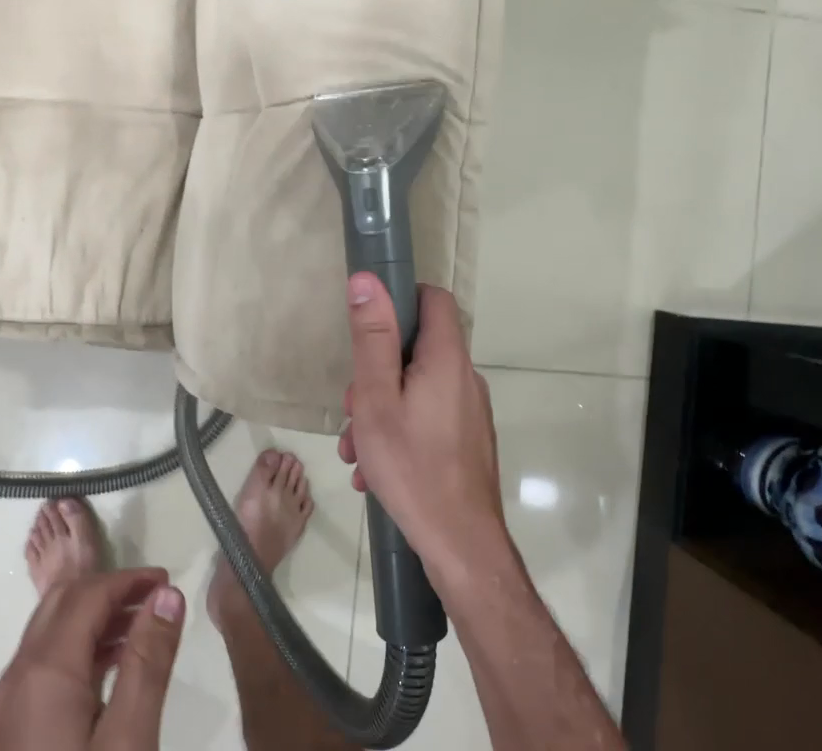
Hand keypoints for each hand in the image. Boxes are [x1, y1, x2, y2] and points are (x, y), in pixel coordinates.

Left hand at [0, 569, 186, 750]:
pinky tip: (110, 670)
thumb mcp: (129, 740)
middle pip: (62, 604)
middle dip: (111, 590)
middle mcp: (18, 676)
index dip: (129, 579)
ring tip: (144, 629)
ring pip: (49, 631)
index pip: (88, 595)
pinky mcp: (7, 729)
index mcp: (46, 671)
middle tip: (159, 599)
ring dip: (95, 616)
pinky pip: (43, 662)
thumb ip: (147, 663)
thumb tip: (167, 595)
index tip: (170, 582)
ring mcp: (7, 704)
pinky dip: (79, 646)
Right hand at [337, 273, 504, 573]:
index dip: (401, 298)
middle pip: (418, 349)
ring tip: (357, 449)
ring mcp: (470, 412)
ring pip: (417, 389)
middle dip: (376, 372)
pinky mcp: (467, 440)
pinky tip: (375, 470)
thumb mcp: (376, 397)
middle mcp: (466, 378)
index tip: (367, 324)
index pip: (434, 299)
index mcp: (447, 359)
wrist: (460, 542)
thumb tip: (367, 279)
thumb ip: (372, 337)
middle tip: (351, 409)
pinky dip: (399, 431)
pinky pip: (428, 418)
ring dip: (381, 409)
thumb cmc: (412, 465)